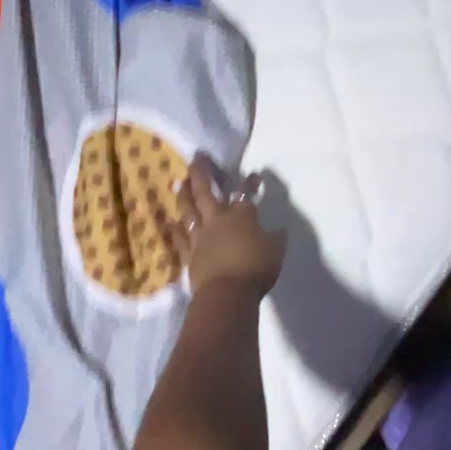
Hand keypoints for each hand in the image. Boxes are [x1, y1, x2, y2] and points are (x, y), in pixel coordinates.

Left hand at [167, 154, 285, 297]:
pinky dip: (175, 230)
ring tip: (179, 182)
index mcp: (242, 216)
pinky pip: (180, 239)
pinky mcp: (189, 255)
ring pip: (188, 210)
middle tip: (196, 157)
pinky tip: (170, 222)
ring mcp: (200, 236)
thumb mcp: (276, 252)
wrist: (228, 292)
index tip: (254, 174)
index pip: (246, 194)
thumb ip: (276, 238)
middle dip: (202, 172)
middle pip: (206, 192)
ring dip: (183, 194)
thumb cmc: (256, 269)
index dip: (250, 183)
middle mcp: (218, 220)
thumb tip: (280, 229)